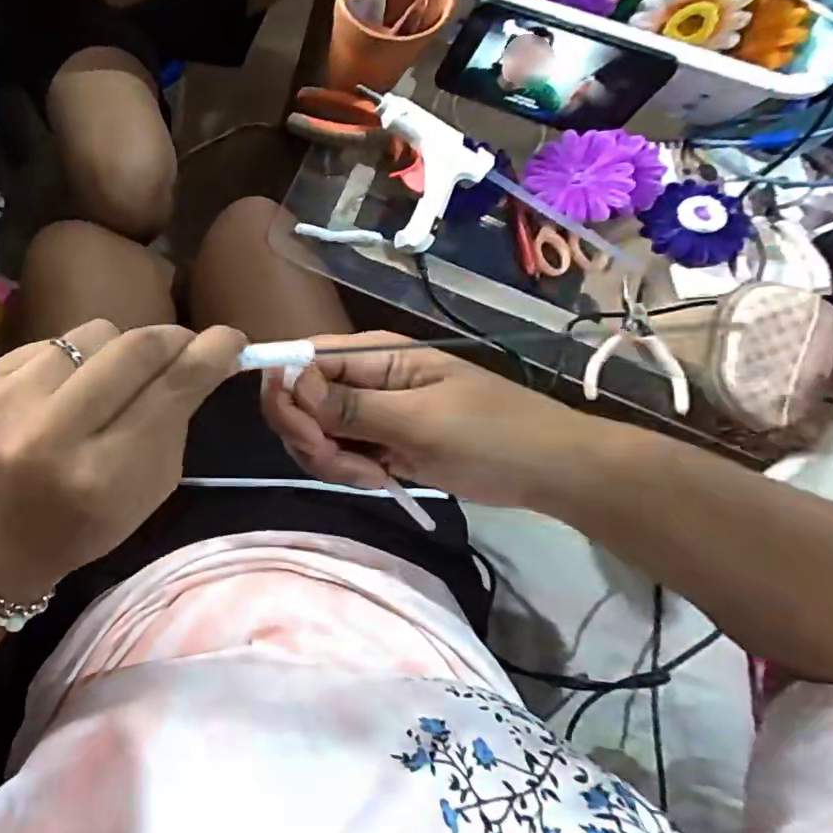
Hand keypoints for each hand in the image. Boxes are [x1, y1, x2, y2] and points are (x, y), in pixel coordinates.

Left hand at [0, 320, 245, 599]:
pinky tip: (67, 392)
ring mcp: (6, 405)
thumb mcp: (153, 482)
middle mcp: (48, 436)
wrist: (10, 539)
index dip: (208, 355)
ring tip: (112, 383)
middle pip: (133, 348)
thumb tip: (210, 350)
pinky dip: (74, 360)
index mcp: (101, 474)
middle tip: (184, 346)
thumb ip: (178, 415)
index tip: (232, 338)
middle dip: (171, 339)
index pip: (169, 390)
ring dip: (118, 350)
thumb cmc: (95, 519)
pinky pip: (53, 342)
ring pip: (93, 333)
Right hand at [260, 331, 596, 507]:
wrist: (544, 469)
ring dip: (331, 460)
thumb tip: (291, 386)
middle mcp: (361, 377)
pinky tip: (380, 478)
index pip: (301, 360)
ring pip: (313, 432)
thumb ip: (353, 406)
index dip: (288, 395)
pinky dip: (346, 471)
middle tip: (349, 466)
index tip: (309, 437)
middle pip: (299, 401)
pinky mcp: (375, 441)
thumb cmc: (491, 434)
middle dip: (311, 437)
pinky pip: (336, 453)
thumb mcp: (421, 420)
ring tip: (374, 475)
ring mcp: (367, 411)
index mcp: (372, 354)